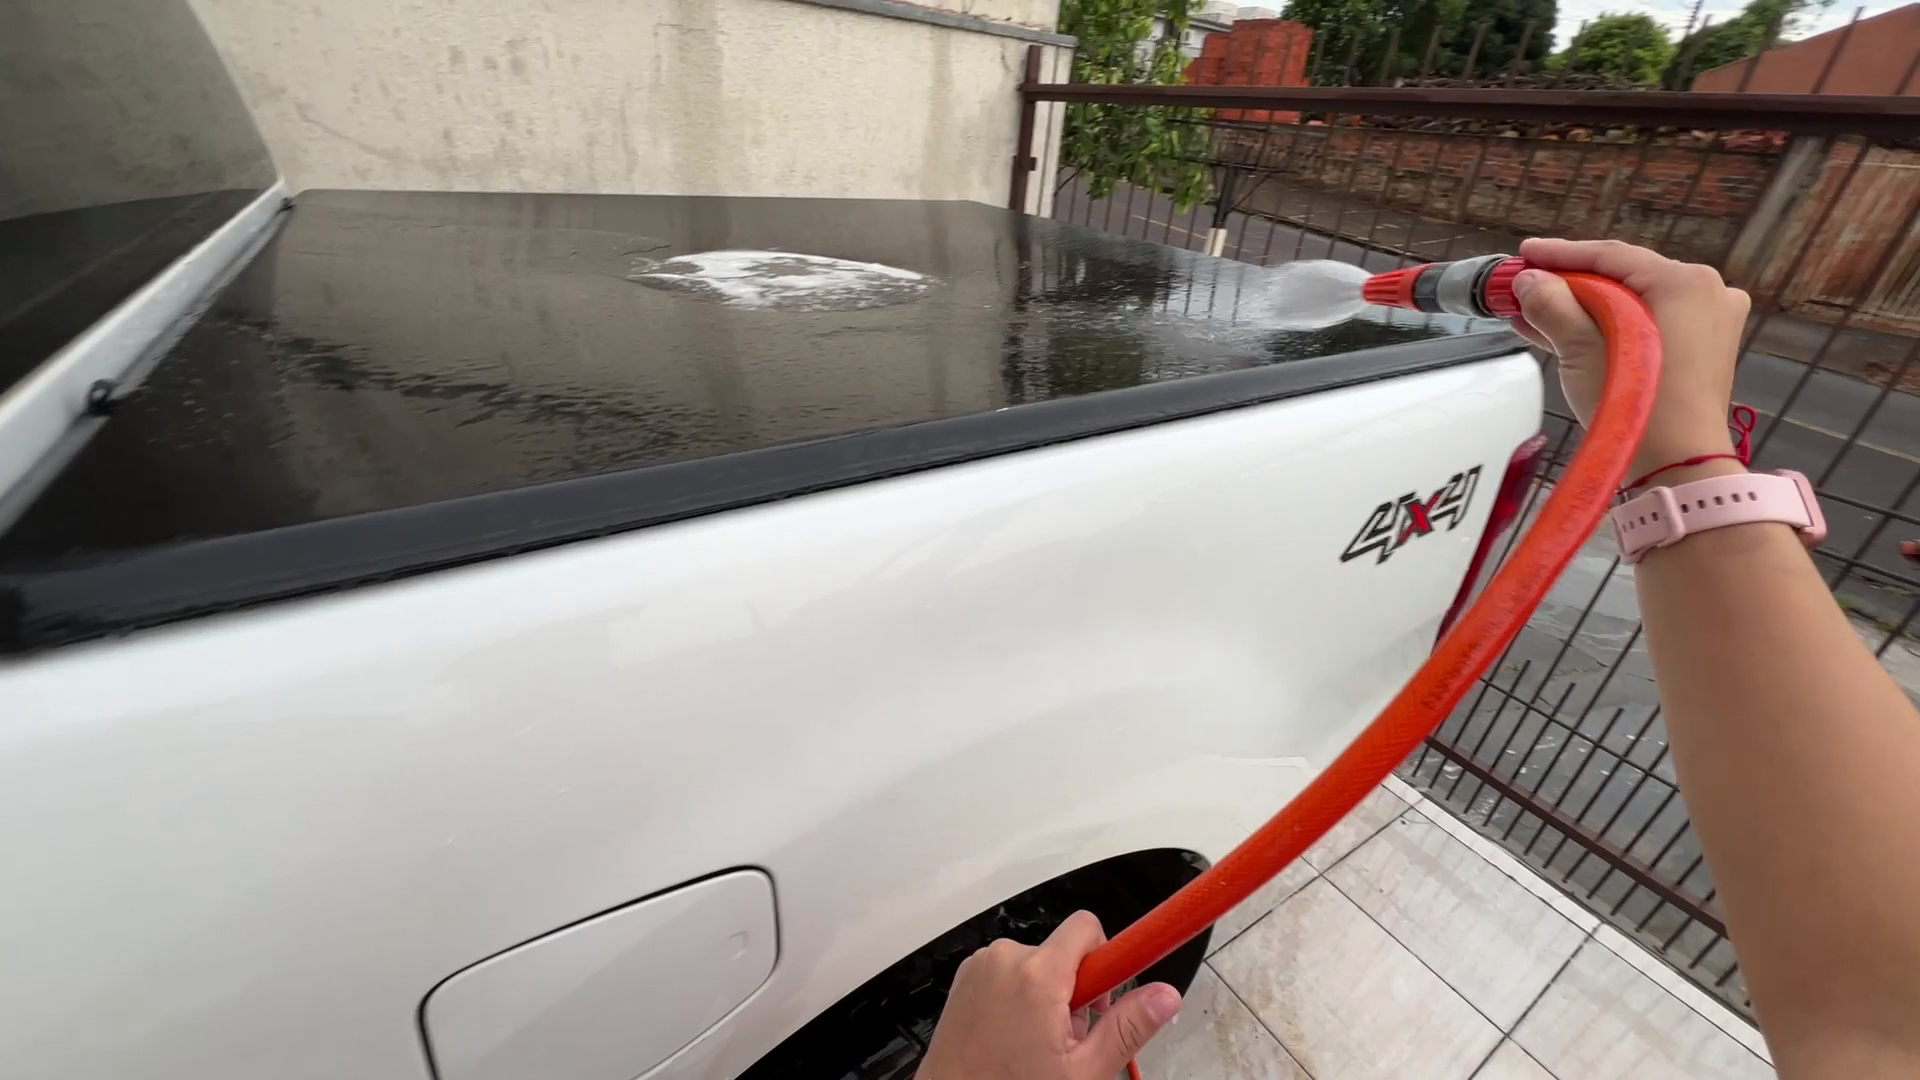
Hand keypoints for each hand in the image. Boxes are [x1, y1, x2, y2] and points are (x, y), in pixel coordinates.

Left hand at [919, 910, 1181, 1079]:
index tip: (1113, 986)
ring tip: (1035, 1046)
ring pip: (1035, 964)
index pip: (1086, 927)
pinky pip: (1007, 971)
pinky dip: (1017, 996)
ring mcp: (982, 963)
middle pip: (1062, 952)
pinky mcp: (966, 975)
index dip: (1106, 954)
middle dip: (1075, 990)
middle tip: (1070, 1041)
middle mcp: (1007, 955)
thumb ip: (1127, 1028)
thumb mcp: (1083, 1073)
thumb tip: (1166, 994)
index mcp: (1038, 972)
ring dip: (1045, 996)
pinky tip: (1012, 1037)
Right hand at [1505, 237, 1748, 480]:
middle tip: (1524, 284)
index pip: (1612, 256)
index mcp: (1686, 283)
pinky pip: (1642, 324)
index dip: (1562, 253)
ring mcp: (1707, 322)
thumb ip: (1555, 308)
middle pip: (1623, 278)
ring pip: (1630, 302)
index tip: (1525, 252)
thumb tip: (1530, 281)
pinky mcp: (1697, 349)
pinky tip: (1562, 331)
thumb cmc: (1636, 402)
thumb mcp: (1582, 350)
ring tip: (1532, 310)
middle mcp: (1707, 293)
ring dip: (1580, 306)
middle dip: (1568, 282)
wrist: (1675, 458)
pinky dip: (1602, 325)